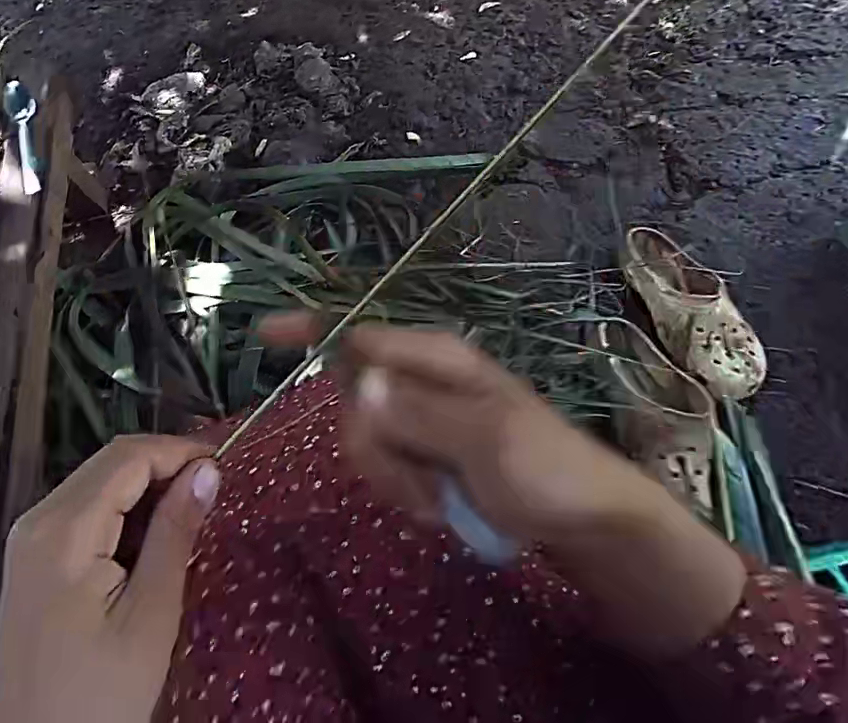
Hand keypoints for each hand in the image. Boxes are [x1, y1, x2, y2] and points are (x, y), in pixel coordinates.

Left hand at [0, 435, 218, 722]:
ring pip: (98, 478)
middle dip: (164, 462)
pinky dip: (123, 505)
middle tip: (212, 485)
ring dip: (146, 483)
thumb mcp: (149, 615)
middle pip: (110, 461)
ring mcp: (30, 535)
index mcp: (63, 530)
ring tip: (189, 507)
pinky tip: (151, 532)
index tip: (223, 463)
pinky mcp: (32, 553)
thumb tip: (208, 470)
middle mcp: (38, 518)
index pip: (127, 458)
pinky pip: (85, 505)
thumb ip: (174, 532)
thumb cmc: (97, 696)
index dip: (178, 450)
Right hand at [259, 313, 746, 658]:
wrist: (581, 518)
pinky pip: (382, 465)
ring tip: (441, 497)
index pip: (358, 331)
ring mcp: (418, 415)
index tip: (265, 334)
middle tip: (419, 481)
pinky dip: (403, 491)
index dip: (310, 328)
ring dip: (393, 476)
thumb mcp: (487, 438)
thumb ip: (419, 411)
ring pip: (363, 438)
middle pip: (351, 398)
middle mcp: (418, 377)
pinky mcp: (419, 450)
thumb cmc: (544, 465)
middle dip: (374, 447)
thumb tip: (357, 384)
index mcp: (435, 356)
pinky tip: (439, 503)